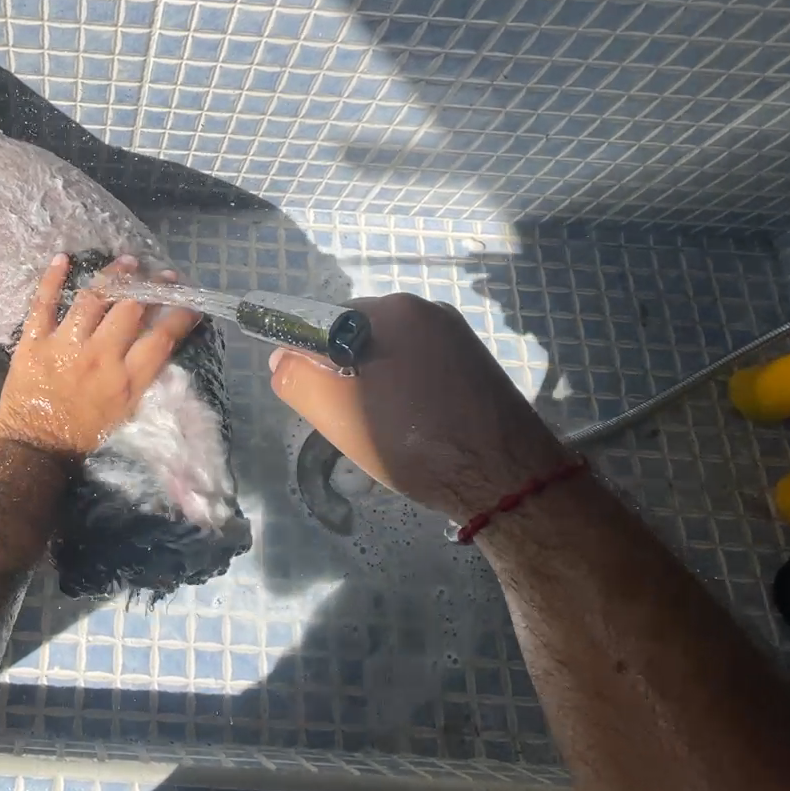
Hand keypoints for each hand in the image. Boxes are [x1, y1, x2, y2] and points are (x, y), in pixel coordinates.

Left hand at [0, 254, 202, 459]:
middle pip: (130, 310)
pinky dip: (51, 279)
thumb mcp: (127, 416)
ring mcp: (65, 346)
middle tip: (162, 275)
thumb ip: (143, 381)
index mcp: (126, 381)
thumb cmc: (84, 439)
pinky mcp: (33, 342)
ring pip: (93, 299)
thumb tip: (160, 348)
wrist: (34, 451)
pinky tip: (63, 257)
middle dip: (151, 287)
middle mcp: (99, 357)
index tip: (189, 303)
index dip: (179, 316)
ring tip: (128, 262)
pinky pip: (42, 303)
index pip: (161, 338)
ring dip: (114, 276)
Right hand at [269, 293, 568, 520]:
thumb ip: (297, 376)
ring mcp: (455, 335)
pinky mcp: (474, 362)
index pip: (321, 320)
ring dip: (373, 382)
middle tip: (347, 418)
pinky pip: (419, 365)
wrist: (506, 480)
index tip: (313, 396)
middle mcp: (426, 310)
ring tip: (381, 427)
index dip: (308, 358)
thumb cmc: (412, 442)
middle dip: (342, 371)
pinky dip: (404, 388)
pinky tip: (411, 425)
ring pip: (388, 352)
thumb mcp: (335, 414)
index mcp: (391, 309)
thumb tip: (282, 357)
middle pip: (356, 335)